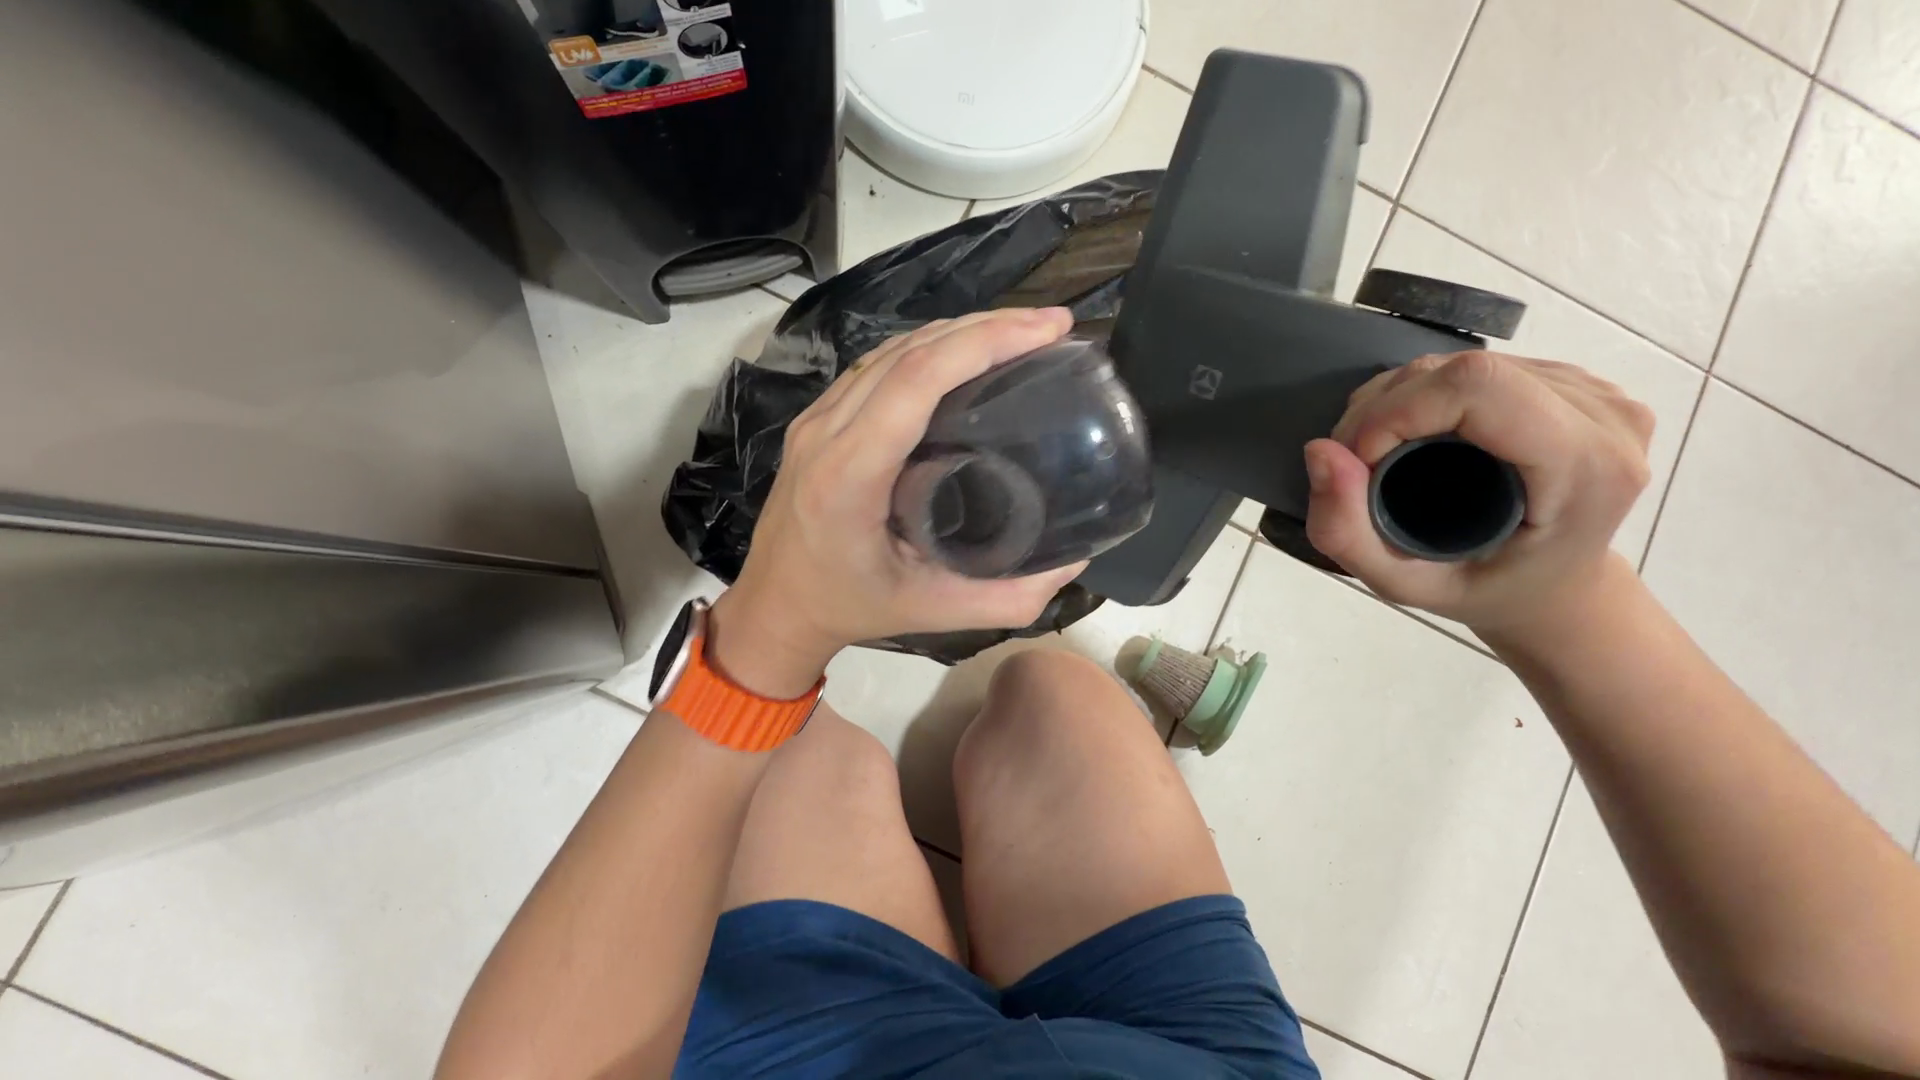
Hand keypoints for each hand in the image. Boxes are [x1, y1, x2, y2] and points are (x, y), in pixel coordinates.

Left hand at [712, 309, 1087, 689]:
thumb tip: (1077, 560)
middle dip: (985, 325)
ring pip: (889, 349)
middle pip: (908, 351)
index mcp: (850, 475)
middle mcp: (826, 433)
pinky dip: (928, 347)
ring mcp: (816, 419)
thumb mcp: (934, 611)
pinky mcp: (816, 418)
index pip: (917, 380)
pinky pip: (875, 365)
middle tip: (1050, 324)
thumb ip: (1009, 597)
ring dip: (957, 329)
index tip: (1047, 331)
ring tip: (1019, 330)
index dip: (983, 341)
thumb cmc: (852, 607)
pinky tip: (966, 350)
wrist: (777, 604)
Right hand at [1302, 350, 1655, 635]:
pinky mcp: (1576, 382)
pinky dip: (1425, 395)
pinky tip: (1419, 437)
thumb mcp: (1405, 585)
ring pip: (1464, 361)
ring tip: (1381, 455)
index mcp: (1585, 468)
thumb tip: (1319, 450)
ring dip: (1399, 401)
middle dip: (1385, 409)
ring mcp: (1595, 393)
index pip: (1476, 388)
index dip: (1396, 412)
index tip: (1359, 463)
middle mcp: (1604, 417)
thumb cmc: (1487, 592)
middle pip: (1464, 370)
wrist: (1556, 589)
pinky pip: (1479, 367)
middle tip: (1358, 466)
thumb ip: (1348, 531)